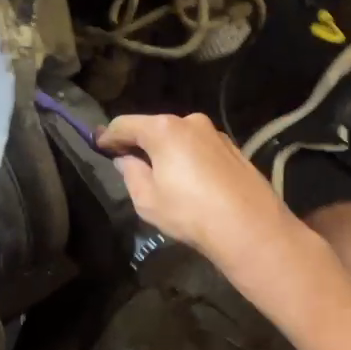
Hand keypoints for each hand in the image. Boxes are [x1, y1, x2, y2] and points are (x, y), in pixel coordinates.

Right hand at [99, 113, 302, 264]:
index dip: (108, 136)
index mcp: (163, 129)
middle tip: (129, 163)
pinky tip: (191, 181)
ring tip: (162, 176)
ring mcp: (215, 133)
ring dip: (166, 150)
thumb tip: (126, 160)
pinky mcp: (234, 148)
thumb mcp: (146, 199)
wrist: (251, 228)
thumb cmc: (190, 212)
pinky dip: (188, 157)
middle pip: (154, 127)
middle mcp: (190, 121)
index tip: (99, 147)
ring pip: (179, 137)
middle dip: (139, 143)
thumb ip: (130, 173)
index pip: (124, 124)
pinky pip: (199, 147)